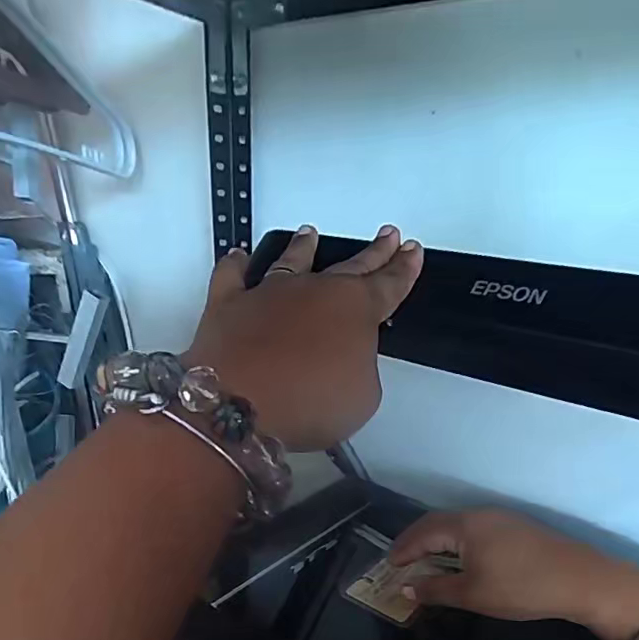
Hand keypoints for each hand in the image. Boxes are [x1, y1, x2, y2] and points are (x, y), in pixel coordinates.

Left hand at [185, 225, 422, 451]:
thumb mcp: (362, 398)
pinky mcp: (227, 305)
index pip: (388, 284)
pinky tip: (239, 256)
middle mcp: (312, 291)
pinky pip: (232, 276)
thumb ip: (360, 370)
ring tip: (310, 233)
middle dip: (372, 253)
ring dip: (302, 248)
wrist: (238, 406)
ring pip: (290, 262)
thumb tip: (344, 362)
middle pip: (349, 266)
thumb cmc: (306, 403)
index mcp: (354, 309)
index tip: (411, 251)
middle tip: (386, 237)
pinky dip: (236, 265)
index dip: (403, 269)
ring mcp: (267, 294)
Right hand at [388, 508, 638, 639]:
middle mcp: (479, 514)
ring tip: (425, 560)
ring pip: (456, 524)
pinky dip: (456, 541)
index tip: (389, 566)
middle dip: (415, 541)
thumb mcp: (473, 594)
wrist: (582, 580)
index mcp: (464, 525)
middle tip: (401, 561)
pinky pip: (473, 528)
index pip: (422, 532)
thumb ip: (435, 589)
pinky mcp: (515, 527)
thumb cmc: (521, 588)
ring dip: (436, 540)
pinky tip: (459, 557)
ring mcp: (499, 517)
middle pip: (437, 523)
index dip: (403, 549)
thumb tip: (406, 588)